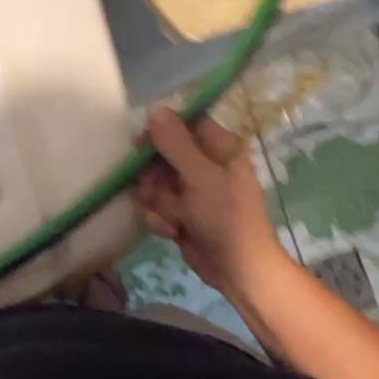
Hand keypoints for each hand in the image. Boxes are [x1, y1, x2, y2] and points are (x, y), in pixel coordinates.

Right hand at [136, 109, 287, 299]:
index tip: (141, 143)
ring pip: (155, 184)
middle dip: (154, 177)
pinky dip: (160, 219)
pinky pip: (157, 207)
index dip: (162, 131)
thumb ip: (176, 144)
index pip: (186, 125)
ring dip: (156, 202)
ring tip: (172, 217)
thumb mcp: (200, 176)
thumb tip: (156, 110)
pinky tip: (173, 231)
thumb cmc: (225, 216)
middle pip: (164, 156)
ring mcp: (193, 192)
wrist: (236, 268)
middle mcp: (206, 167)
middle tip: (152, 190)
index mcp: (221, 150)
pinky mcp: (182, 215)